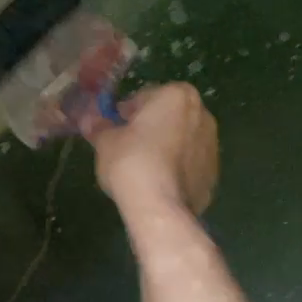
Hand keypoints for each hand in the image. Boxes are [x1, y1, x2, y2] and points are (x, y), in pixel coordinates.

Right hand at [82, 83, 219, 213]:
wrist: (160, 206)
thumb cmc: (131, 162)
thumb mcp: (105, 141)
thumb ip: (99, 126)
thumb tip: (89, 119)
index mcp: (177, 95)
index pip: (143, 97)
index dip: (124, 114)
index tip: (113, 130)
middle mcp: (202, 113)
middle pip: (167, 117)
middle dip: (149, 128)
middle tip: (126, 148)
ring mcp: (212, 145)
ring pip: (181, 141)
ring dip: (165, 148)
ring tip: (143, 170)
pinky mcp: (213, 173)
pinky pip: (189, 165)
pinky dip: (176, 170)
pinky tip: (158, 184)